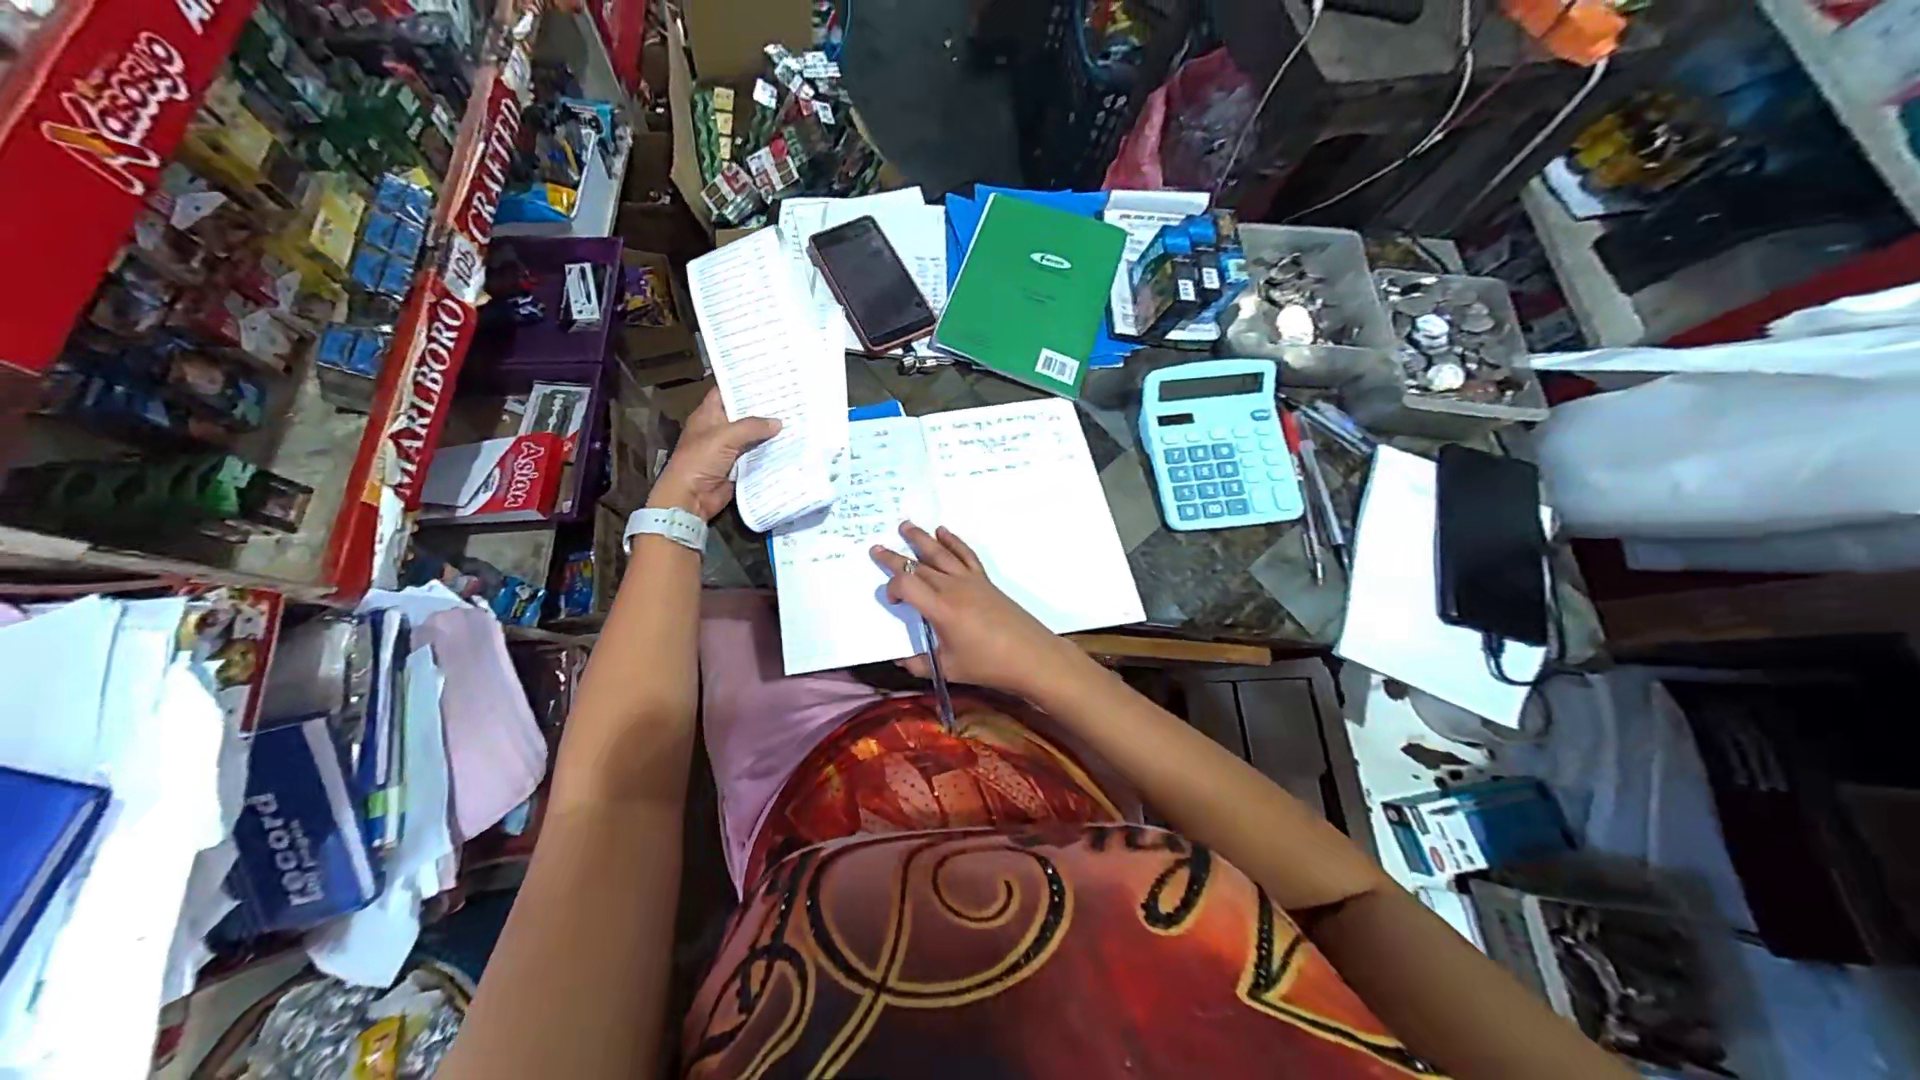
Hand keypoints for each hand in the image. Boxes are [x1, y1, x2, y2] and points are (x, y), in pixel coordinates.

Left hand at [647, 388, 779, 520]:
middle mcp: (719, 428)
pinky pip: (758, 455)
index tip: (767, 377)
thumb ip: (752, 427)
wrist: (692, 496)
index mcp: (708, 414)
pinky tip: (790, 443)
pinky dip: (771, 451)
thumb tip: (778, 422)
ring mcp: (730, 448)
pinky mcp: (739, 466)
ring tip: (796, 417)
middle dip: (763, 408)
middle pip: (744, 414)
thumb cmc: (700, 459)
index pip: (726, 392)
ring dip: (770, 431)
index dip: (742, 384)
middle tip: (789, 397)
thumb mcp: (724, 436)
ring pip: (753, 436)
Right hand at [870, 522, 1078, 698]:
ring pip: (940, 553)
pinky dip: (953, 541)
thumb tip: (901, 660)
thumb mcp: (948, 669)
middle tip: (876, 547)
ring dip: (921, 539)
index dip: (892, 588)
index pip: (906, 585)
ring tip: (905, 526)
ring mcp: (970, 581)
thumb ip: (920, 664)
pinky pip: (965, 555)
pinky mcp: (985, 581)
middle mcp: (953, 588)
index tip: (893, 601)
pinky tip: (942, 532)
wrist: (1031, 656)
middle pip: (919, 566)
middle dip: (895, 558)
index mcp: (940, 609)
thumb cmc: (988, 665)